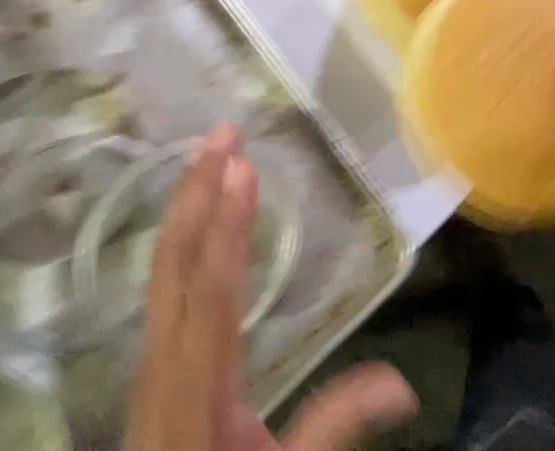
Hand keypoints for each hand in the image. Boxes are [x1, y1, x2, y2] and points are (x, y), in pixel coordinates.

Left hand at [123, 125, 417, 450]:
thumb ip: (334, 421)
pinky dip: (181, 232)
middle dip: (198, 190)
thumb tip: (402, 385)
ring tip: (206, 152)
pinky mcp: (155, 356)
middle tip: (221, 133)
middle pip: (177, 260)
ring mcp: (152, 353)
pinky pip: (165, 278)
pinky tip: (193, 212)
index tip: (241, 168)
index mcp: (198, 380)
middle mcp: (164, 355)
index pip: (214, 290)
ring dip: (186, 203)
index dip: (228, 226)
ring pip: (164, 264)